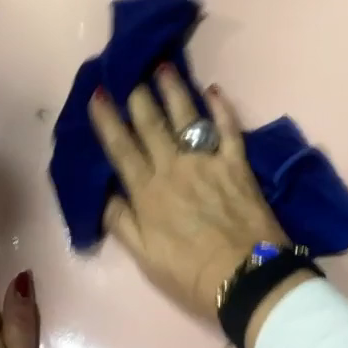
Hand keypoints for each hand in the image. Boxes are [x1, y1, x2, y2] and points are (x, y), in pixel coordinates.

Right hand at [87, 67, 290, 325]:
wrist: (249, 280)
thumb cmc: (192, 276)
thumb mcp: (145, 258)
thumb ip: (121, 222)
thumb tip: (102, 192)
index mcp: (147, 192)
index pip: (121, 148)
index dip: (107, 120)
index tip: (98, 94)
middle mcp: (173, 169)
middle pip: (151, 124)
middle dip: (137, 96)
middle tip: (129, 69)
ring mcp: (207, 162)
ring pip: (186, 117)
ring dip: (173, 90)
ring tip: (163, 67)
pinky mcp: (237, 164)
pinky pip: (228, 129)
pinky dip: (222, 108)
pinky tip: (214, 90)